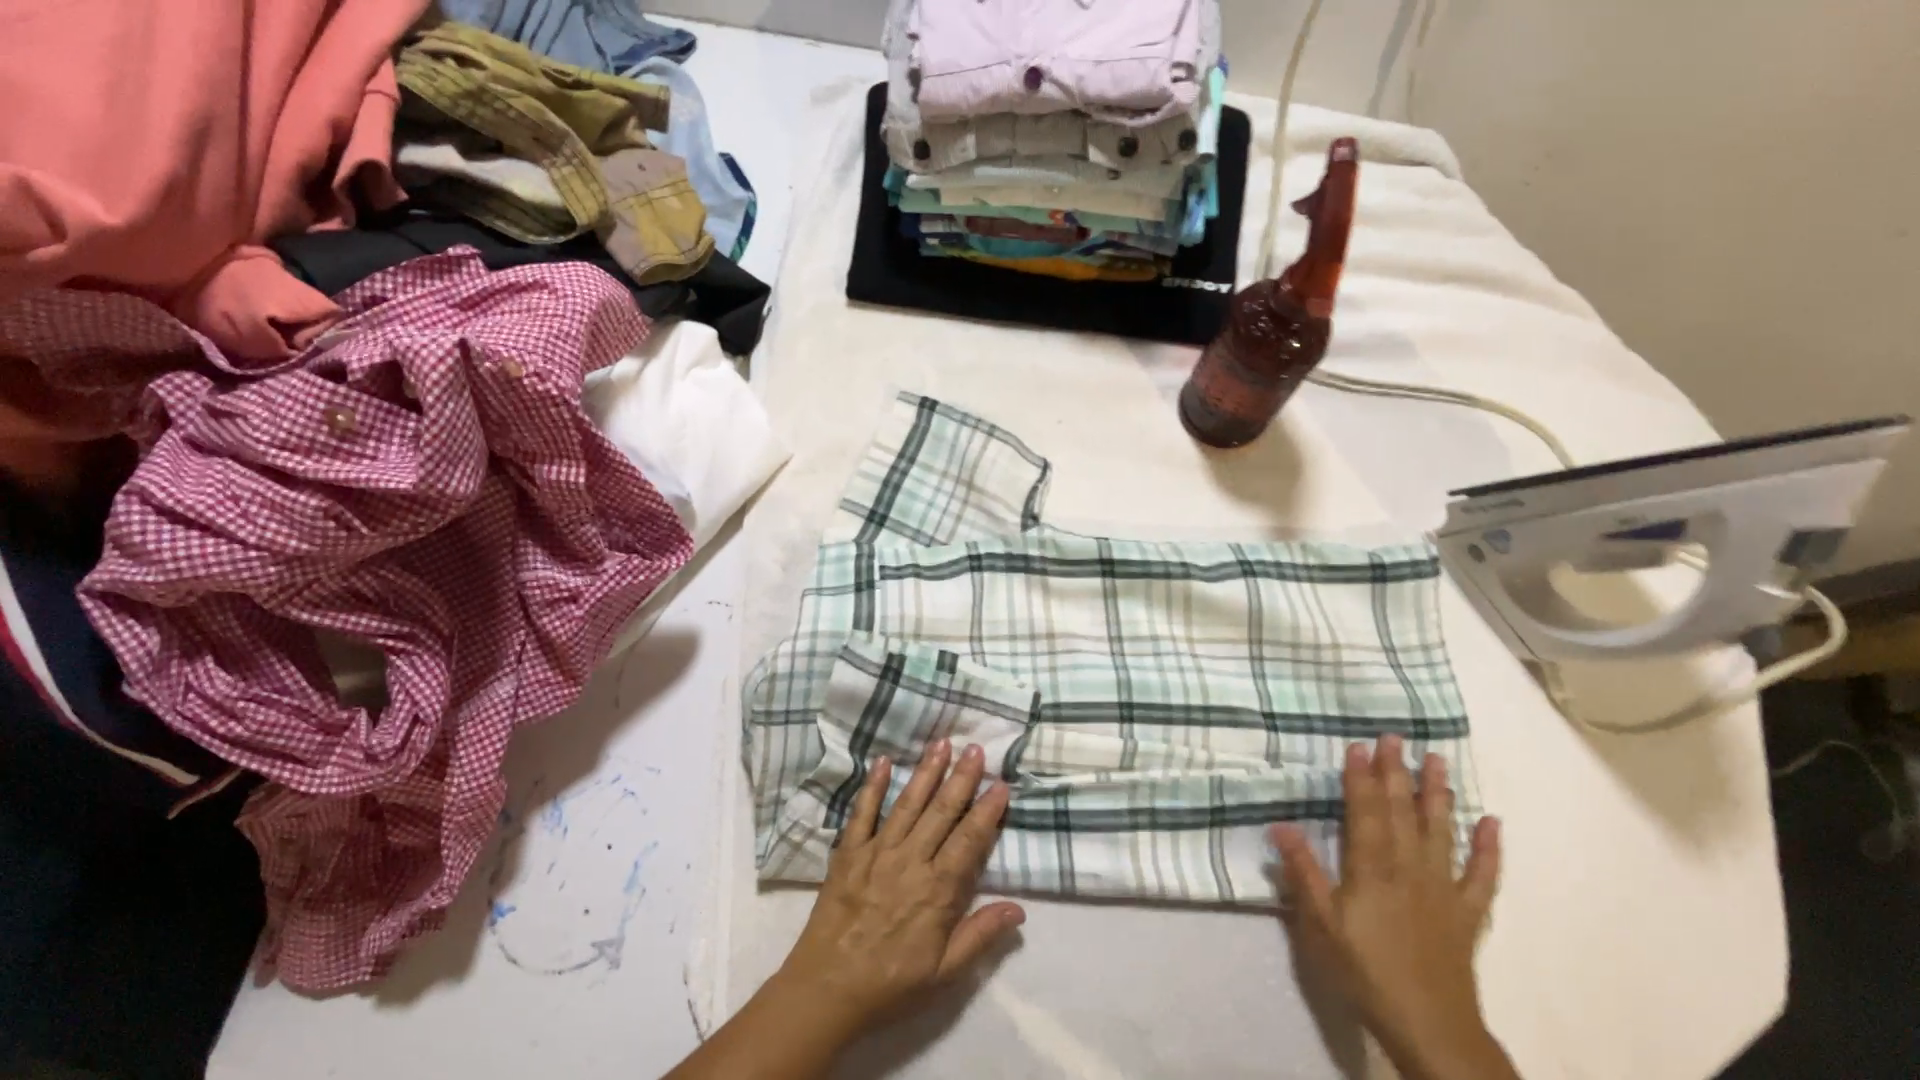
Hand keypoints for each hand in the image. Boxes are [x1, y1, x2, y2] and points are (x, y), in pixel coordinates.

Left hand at [775, 739, 1024, 1032]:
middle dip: (961, 778)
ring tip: (941, 743)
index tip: (1002, 784)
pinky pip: (862, 814)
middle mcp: (909, 861)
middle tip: (975, 748)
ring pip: (907, 805)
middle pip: (941, 812)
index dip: (987, 811)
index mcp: (937, 890)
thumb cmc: (891, 984)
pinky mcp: (848, 854)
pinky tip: (883, 762)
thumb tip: (1019, 908)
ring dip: (925, 772)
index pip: (969, 840)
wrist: (826, 989)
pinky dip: (873, 787)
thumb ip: (981, 935)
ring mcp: (876, 853)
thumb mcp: (945, 973)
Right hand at [1271, 735, 1518, 1079]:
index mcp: (1372, 868)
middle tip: (1395, 737)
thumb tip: (1280, 825)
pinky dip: (1488, 847)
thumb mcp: (1320, 925)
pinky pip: (1482, 874)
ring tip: (1437, 759)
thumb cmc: (1365, 971)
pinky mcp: (1468, 911)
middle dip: (1396, 772)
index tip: (1359, 744)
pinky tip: (1490, 822)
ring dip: (1439, 794)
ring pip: (1441, 830)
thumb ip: (1304, 873)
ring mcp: (1443, 887)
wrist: (1429, 1023)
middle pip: (1402, 811)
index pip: (1365, 811)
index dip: (1361, 777)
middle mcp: (1409, 867)